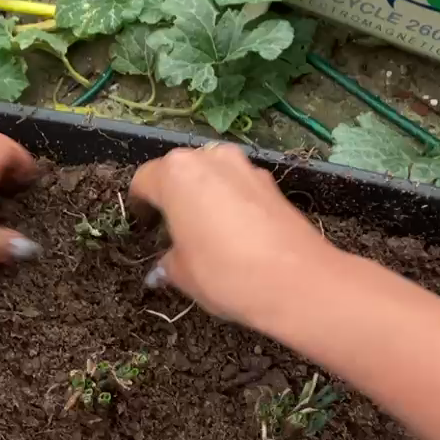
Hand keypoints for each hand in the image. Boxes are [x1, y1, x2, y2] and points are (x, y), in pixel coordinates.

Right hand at [128, 143, 342, 329]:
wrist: (299, 282)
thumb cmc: (225, 272)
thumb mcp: (182, 273)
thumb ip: (167, 261)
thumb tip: (164, 265)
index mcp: (176, 173)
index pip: (144, 180)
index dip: (140, 206)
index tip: (144, 228)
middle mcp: (209, 158)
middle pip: (178, 172)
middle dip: (173, 197)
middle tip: (173, 231)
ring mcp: (244, 166)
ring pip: (211, 176)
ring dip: (203, 196)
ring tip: (207, 233)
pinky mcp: (271, 182)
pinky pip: (238, 187)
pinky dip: (231, 203)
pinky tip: (237, 235)